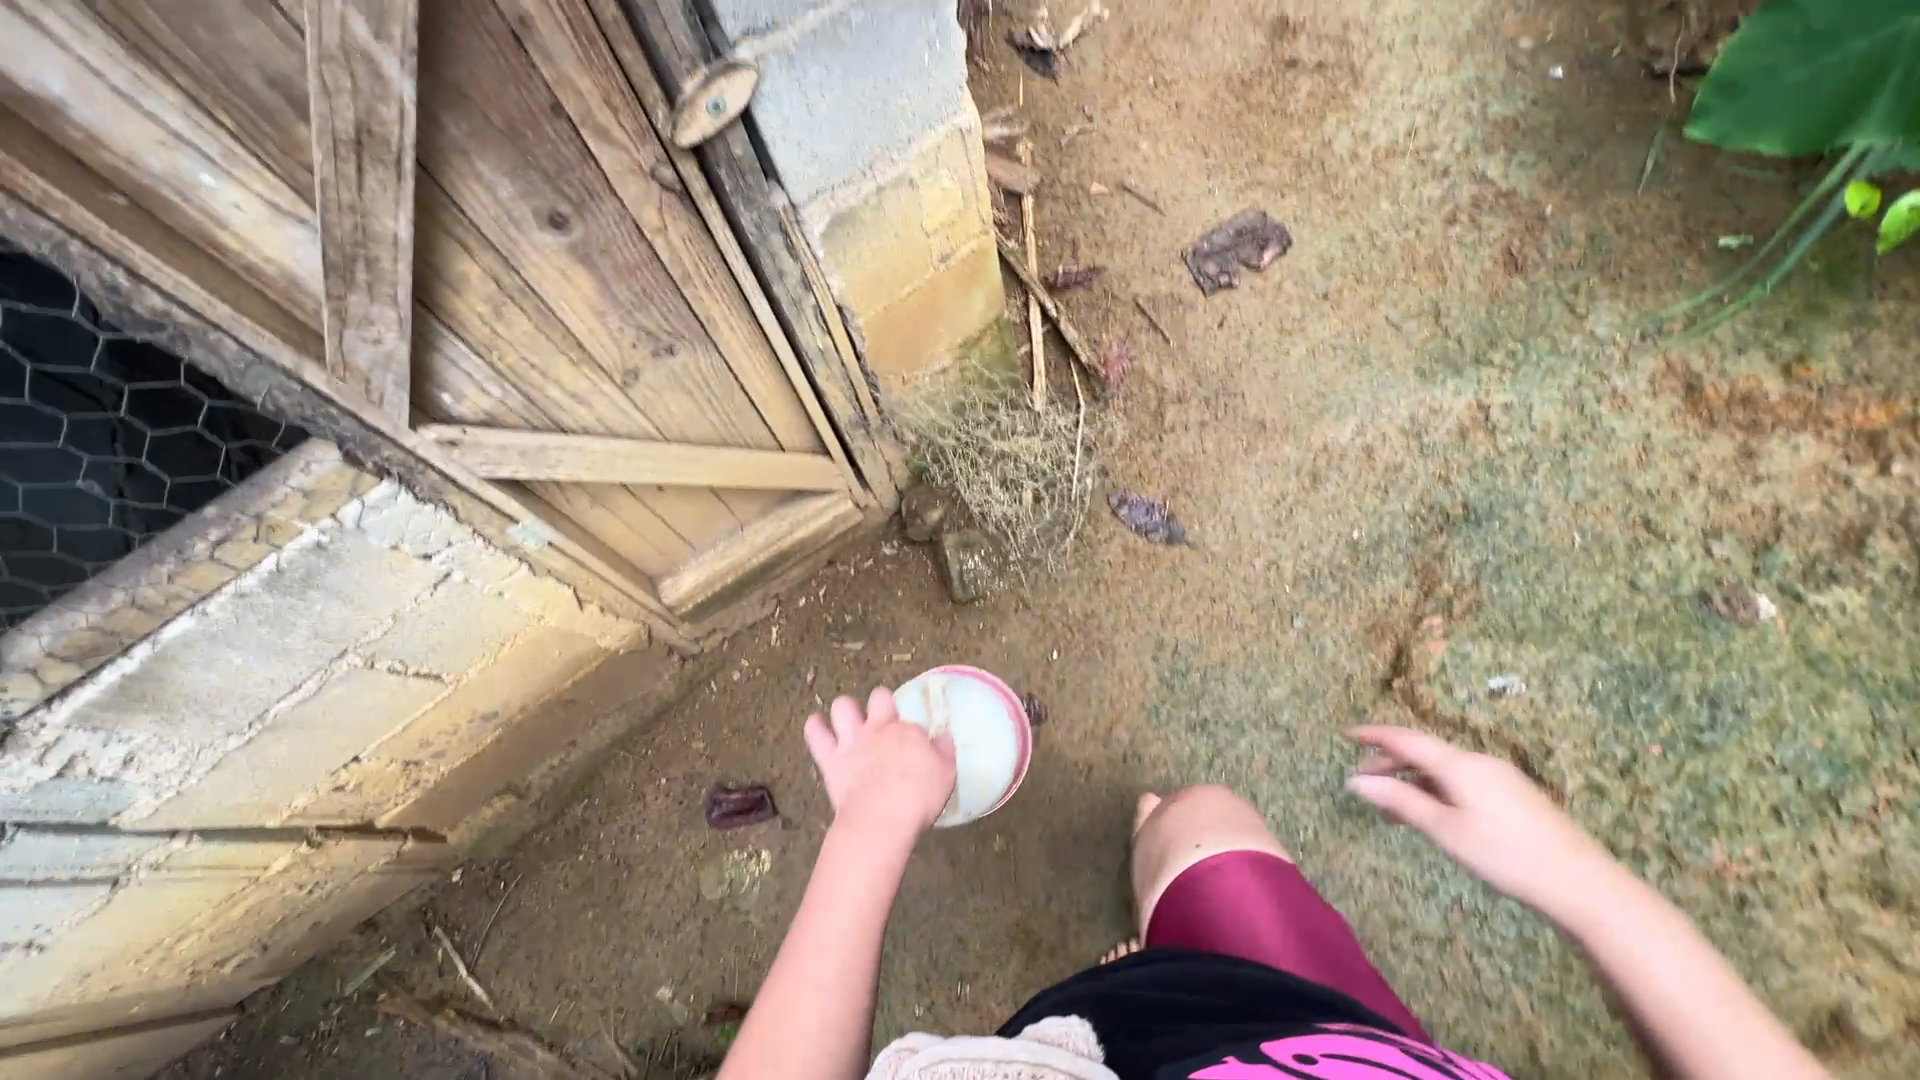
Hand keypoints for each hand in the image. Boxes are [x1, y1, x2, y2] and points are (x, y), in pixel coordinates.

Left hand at [804, 688, 956, 839]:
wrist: (881, 817)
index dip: (912, 733)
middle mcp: (879, 728)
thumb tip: (943, 737)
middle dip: (880, 703)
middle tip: (882, 719)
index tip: (914, 747)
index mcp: (908, 731)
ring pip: (843, 707)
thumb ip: (945, 752)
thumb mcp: (946, 775)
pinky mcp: (830, 758)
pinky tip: (816, 724)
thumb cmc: (918, 798)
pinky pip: (816, 734)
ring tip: (847, 718)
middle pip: (879, 697)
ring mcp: (852, 741)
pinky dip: (815, 727)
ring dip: (845, 710)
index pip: (912, 722)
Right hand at [1344, 725, 1621, 919]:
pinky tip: (1430, 814)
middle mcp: (1478, 762)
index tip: (1348, 733)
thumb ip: (1400, 802)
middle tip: (1363, 780)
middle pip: (1425, 752)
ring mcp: (1498, 778)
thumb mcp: (1446, 829)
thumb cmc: (1506, 854)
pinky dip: (1435, 790)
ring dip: (1412, 780)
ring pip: (1443, 769)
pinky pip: (1461, 781)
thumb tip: (1356, 782)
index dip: (1375, 734)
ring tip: (1390, 805)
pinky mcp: (1512, 795)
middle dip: (1390, 762)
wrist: (1583, 883)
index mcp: (1460, 764)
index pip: (1406, 739)